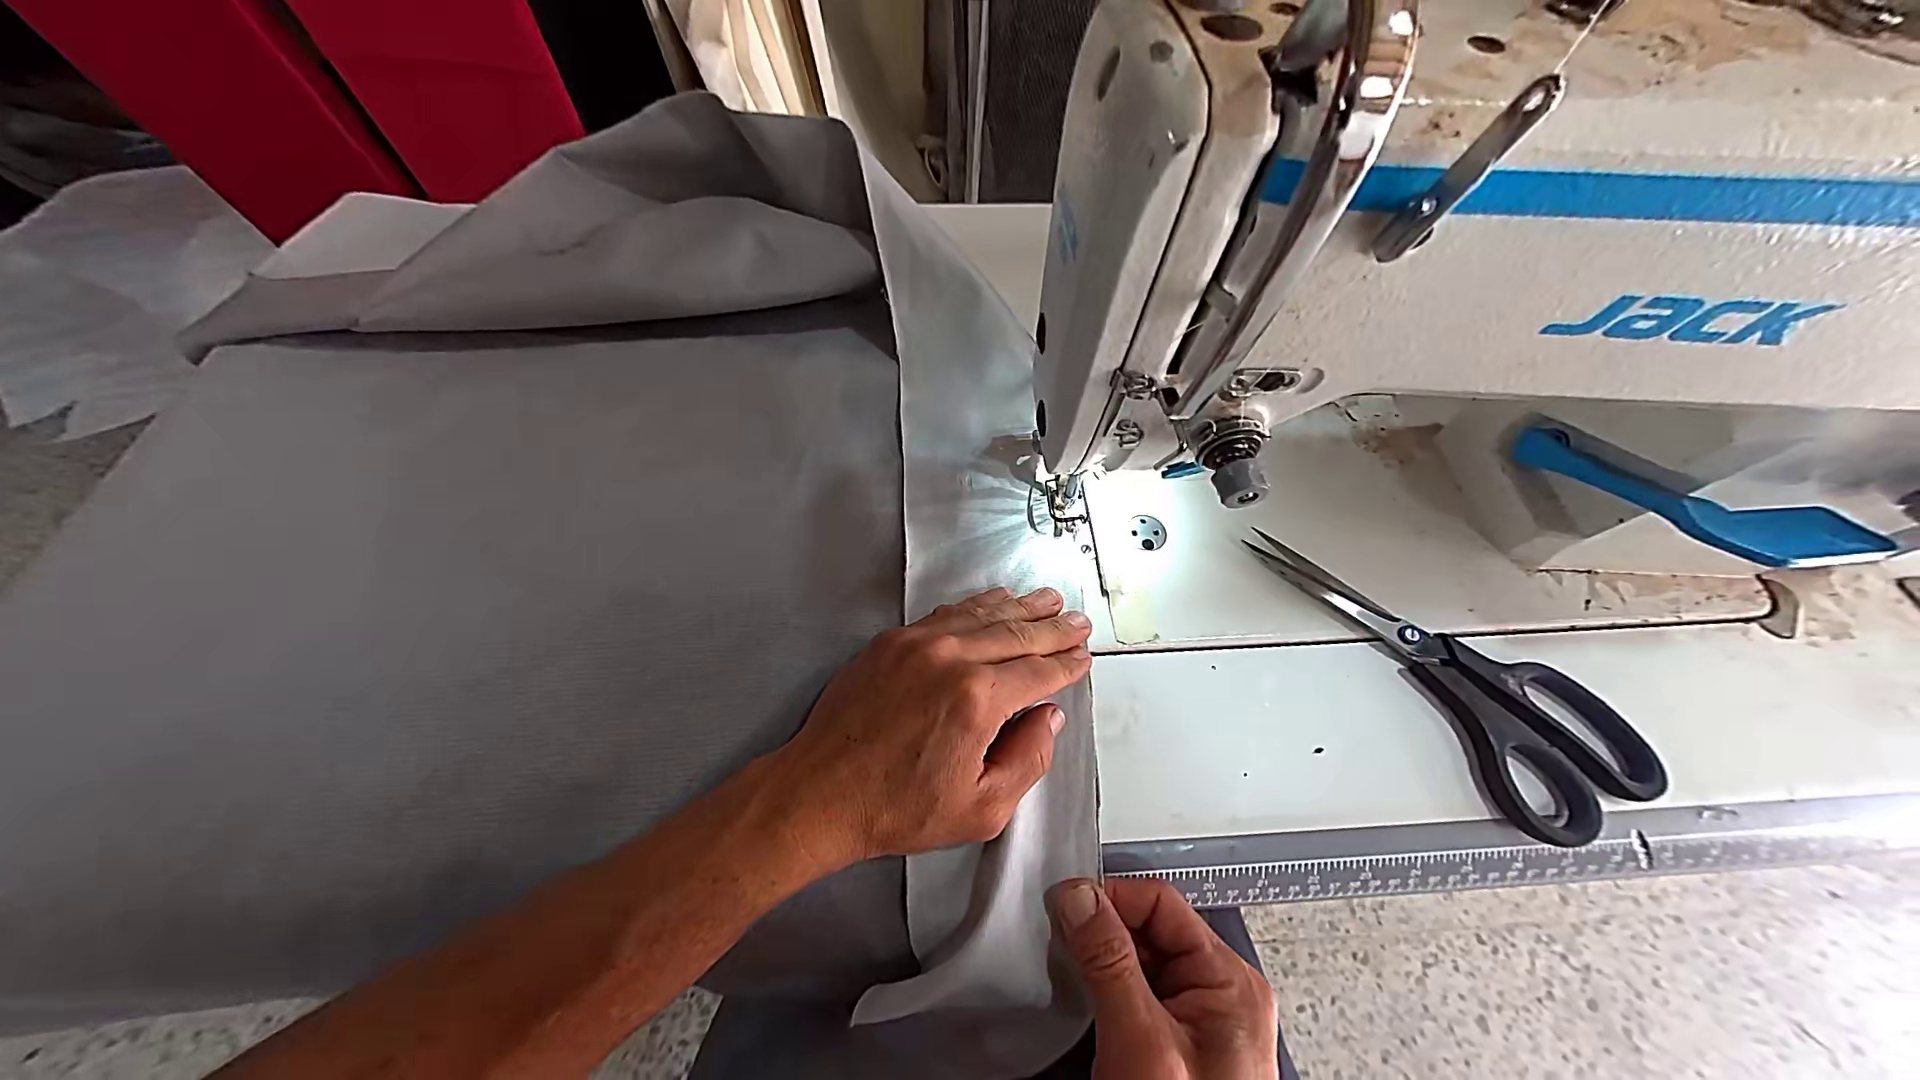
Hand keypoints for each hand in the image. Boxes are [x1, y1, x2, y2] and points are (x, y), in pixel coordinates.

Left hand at [768, 586, 1092, 866]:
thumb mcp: (981, 808)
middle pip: (1018, 634)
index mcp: (977, 699)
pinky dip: (977, 605)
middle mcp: (949, 659)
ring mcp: (918, 643)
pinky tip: (992, 601)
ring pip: (984, 613)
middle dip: (1054, 627)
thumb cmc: (894, 806)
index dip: (1067, 663)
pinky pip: (947, 613)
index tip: (1081, 657)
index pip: (1038, 671)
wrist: (820, 791)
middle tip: (1076, 621)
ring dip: (1021, 606)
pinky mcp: (892, 641)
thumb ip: (1028, 759)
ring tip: (1046, 601)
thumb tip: (1048, 719)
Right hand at [1049, 878, 1278, 1079]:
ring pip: (1136, 958)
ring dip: (1097, 961)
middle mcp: (1217, 993)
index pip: (1159, 903)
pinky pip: (1132, 990)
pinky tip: (1084, 1004)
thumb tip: (1080, 898)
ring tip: (1070, 978)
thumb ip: (1109, 963)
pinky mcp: (1173, 1042)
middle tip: (1061, 946)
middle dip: (1100, 933)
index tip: (1064, 907)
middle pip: (1147, 927)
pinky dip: (1102, 989)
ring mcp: (1196, 1019)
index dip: (1109, 898)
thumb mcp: (1141, 1044)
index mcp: (1227, 982)